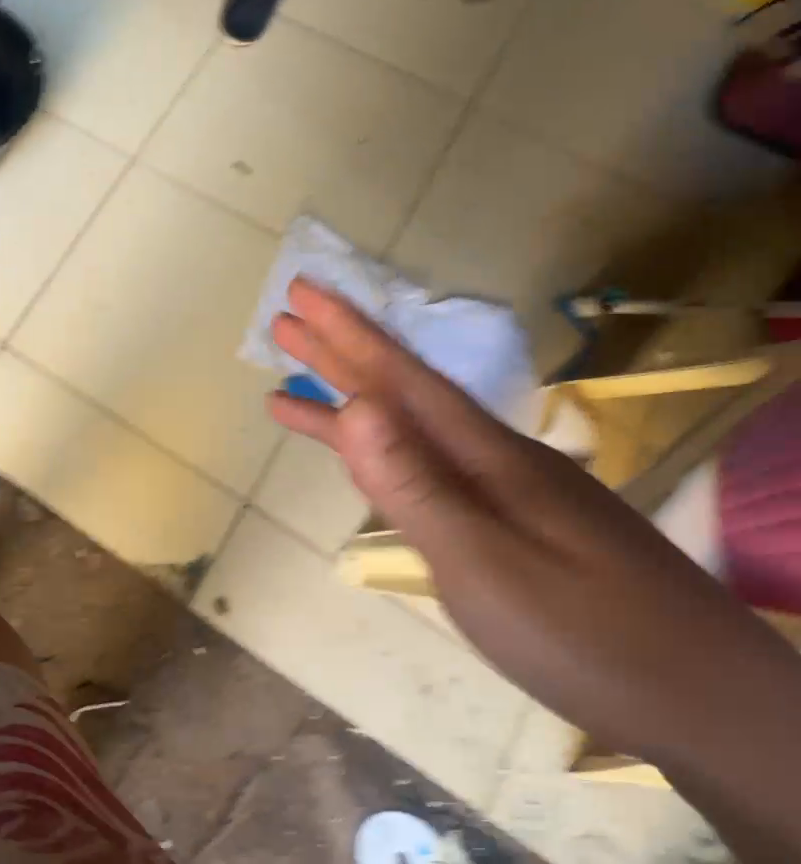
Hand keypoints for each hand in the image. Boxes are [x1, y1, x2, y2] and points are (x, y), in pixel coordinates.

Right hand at [269, 278, 800, 856]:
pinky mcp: (519, 529)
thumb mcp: (485, 565)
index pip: (406, 380)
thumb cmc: (589, 640)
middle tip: (285, 314)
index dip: (349, 334)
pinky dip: (384, 458)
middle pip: (407, 396)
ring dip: (351, 405)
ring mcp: (514, 496)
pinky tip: (367, 462)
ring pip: (414, 434)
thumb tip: (355, 405)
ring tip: (287, 390)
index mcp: (493, 460)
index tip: (303, 289)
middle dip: (341, 354)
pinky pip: (430, 471)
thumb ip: (414, 487)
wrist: (716, 712)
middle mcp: (501, 463)